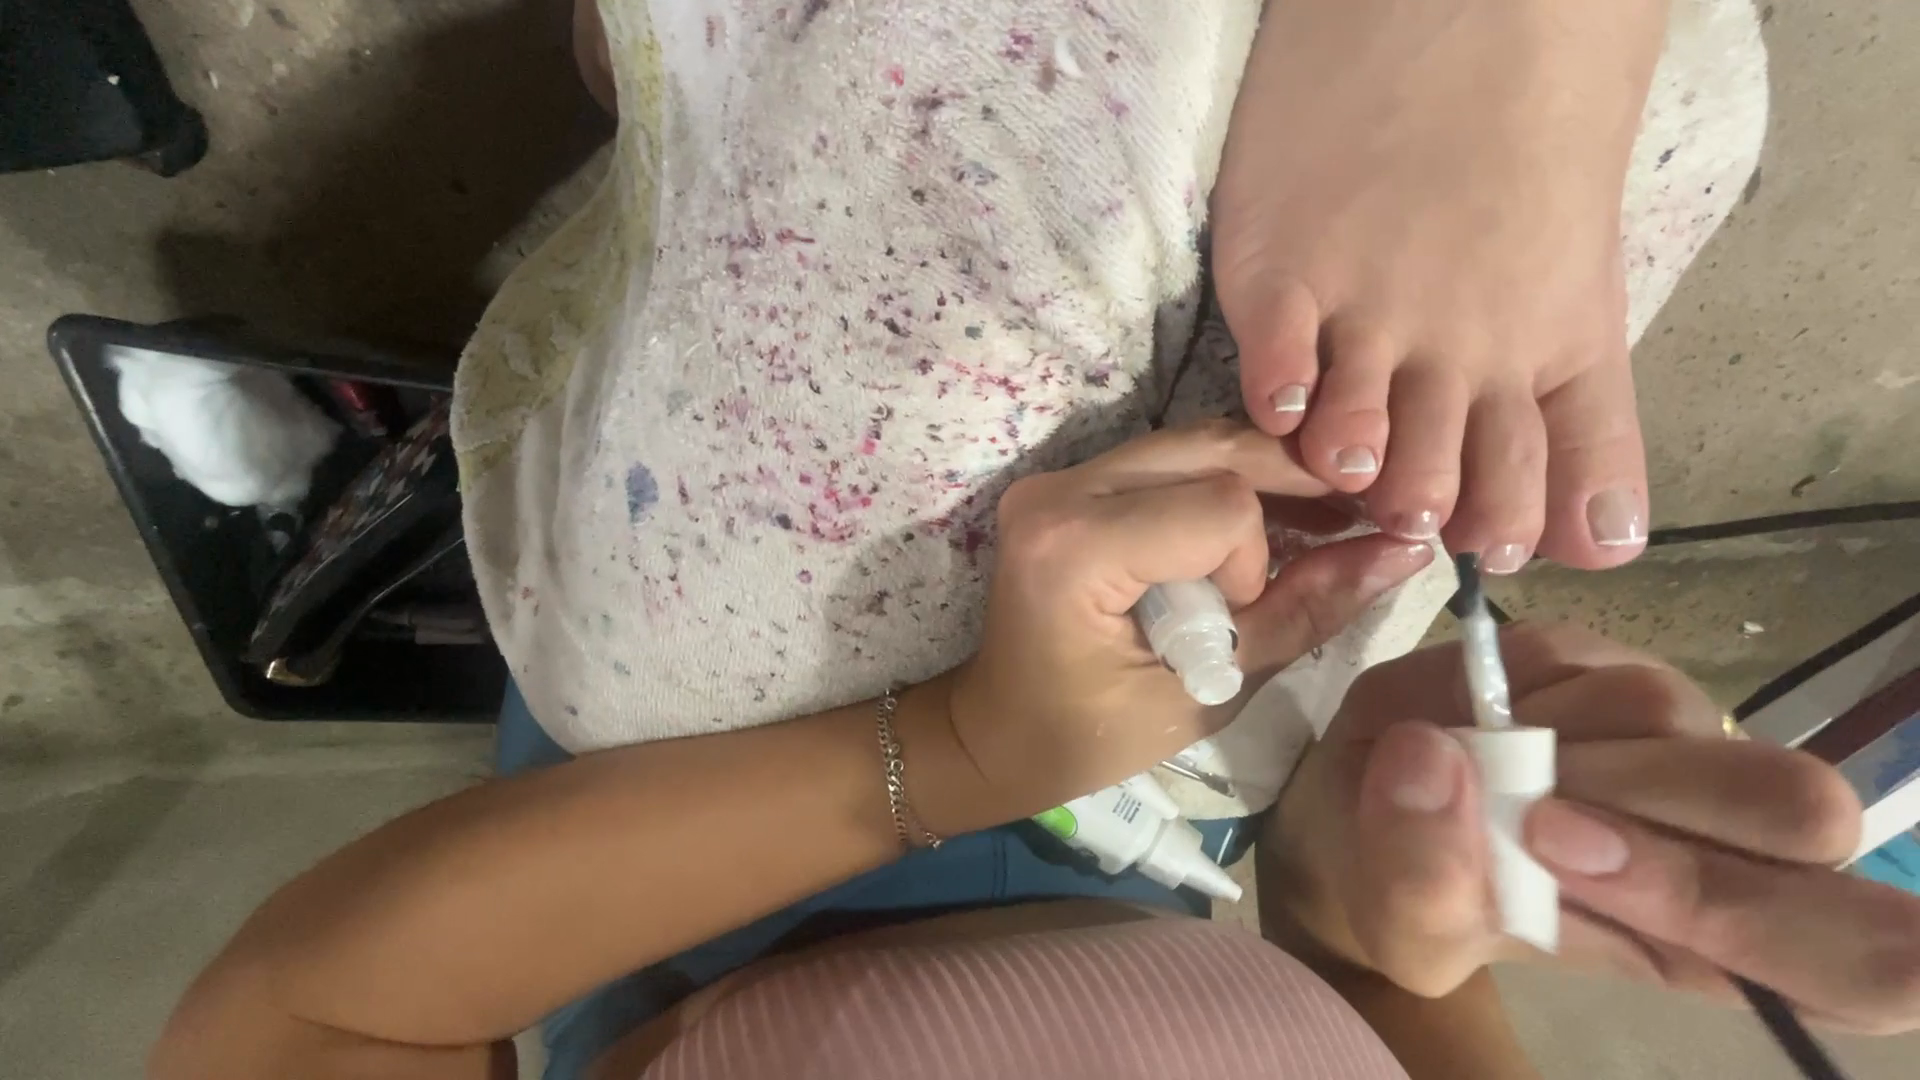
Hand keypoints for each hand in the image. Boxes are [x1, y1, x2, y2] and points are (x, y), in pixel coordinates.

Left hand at [945, 421, 1434, 823]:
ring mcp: (1055, 480)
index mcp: (1074, 548)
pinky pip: (1162, 461)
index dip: (1255, 558)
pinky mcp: (1064, 484)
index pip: (1219, 507)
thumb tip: (1405, 551)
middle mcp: (1057, 492)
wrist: (997, 728)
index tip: (1237, 612)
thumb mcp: (1204, 692)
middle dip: (1287, 483)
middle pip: (1211, 447)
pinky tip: (1256, 520)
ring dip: (1258, 479)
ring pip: (1190, 443)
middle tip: (1346, 520)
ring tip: (1311, 521)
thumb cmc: (1086, 736)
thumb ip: (1301, 614)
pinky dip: (1217, 484)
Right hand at [1212, 0, 1668, 570]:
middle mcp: (1459, 347)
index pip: (1540, 480)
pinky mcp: (1284, 279)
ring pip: (1359, 436)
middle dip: (1427, 511)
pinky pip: (1278, 364)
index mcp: (1542, 351)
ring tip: (1347, 464)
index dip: (1518, 529)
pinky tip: (1282, 404)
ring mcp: (1368, 311)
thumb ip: (1579, 418)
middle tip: (1401, 510)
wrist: (1457, 17)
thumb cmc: (1515, 158)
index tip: (1487, 548)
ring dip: (1356, 466)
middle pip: (1440, 477)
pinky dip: (1280, 399)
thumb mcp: (1579, 292)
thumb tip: (1598, 542)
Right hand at [1259, 623, 1919, 1034]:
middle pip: (1796, 811)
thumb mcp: (1402, 926)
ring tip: (1478, 771)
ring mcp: (1655, 732)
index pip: (1863, 960)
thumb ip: (1423, 876)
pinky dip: (1509, 693)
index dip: (1758, 912)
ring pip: (1669, 715)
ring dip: (1551, 746)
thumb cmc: (1401, 886)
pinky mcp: (1585, 660)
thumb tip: (1433, 756)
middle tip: (1532, 827)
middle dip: (1649, 813)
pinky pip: (1575, 660)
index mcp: (1707, 941)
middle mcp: (1711, 832)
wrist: (1357, 799)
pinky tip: (1472, 723)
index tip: (1587, 872)